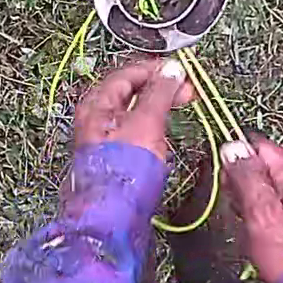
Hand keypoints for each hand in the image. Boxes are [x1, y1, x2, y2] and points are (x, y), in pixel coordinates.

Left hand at [72, 58, 194, 161]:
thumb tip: (172, 69)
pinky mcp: (113, 153)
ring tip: (181, 103)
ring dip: (157, 102)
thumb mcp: (145, 124)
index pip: (125, 74)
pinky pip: (133, 126)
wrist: (112, 212)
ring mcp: (103, 136)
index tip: (181, 71)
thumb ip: (158, 94)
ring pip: (132, 108)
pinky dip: (152, 120)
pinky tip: (164, 126)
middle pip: (128, 90)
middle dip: (159, 86)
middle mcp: (94, 117)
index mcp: (95, 105)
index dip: (154, 70)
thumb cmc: (123, 168)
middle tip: (187, 90)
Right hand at [219, 136, 282, 282]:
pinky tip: (262, 232)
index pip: (261, 148)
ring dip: (254, 200)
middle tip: (234, 204)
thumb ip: (246, 176)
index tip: (219, 175)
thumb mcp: (261, 212)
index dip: (235, 156)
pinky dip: (267, 214)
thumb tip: (232, 145)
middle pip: (267, 167)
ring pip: (273, 189)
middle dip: (243, 180)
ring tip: (247, 222)